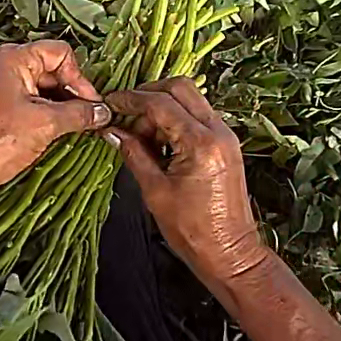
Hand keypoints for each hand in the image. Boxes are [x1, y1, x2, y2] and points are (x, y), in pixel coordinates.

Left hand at [0, 42, 110, 193]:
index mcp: (13, 58)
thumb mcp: (46, 125)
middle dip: (72, 93)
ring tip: (73, 127)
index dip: (80, 79)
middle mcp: (3, 64)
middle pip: (53, 68)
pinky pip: (28, 99)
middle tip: (88, 118)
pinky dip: (45, 112)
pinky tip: (54, 131)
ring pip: (42, 86)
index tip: (91, 105)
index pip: (61, 53)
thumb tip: (102, 112)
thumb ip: (80, 114)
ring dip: (60, 105)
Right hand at [104, 79, 269, 289]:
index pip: (161, 103)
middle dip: (149, 95)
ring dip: (162, 109)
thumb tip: (113, 132)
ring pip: (190, 100)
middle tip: (126, 114)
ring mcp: (225, 136)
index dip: (131, 99)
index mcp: (200, 143)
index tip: (111, 103)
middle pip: (180, 88)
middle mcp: (218, 132)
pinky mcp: (226, 144)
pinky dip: (176, 120)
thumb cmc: (193, 231)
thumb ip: (133, 153)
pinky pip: (198, 117)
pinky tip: (158, 142)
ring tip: (140, 136)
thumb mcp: (154, 191)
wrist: (229, 252)